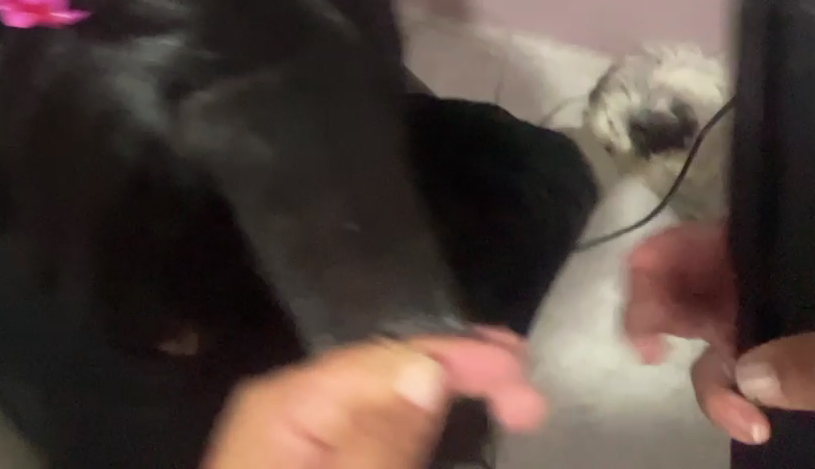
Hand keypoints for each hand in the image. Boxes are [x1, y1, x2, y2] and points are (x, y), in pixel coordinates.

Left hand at [203, 332, 545, 468]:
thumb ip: (378, 441)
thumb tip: (426, 370)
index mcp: (286, 402)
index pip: (382, 360)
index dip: (454, 357)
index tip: (520, 369)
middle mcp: (291, 409)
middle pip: (384, 376)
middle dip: (453, 375)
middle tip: (527, 394)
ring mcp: (299, 442)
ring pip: (381, 404)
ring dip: (439, 400)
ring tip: (501, 397)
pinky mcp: (311, 467)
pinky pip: (367, 437)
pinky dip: (411, 435)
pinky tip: (445, 429)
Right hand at [622, 222, 814, 468]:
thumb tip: (745, 371)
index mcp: (800, 270)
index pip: (720, 239)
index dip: (672, 246)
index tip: (644, 273)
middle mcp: (772, 297)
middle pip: (687, 279)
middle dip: (654, 298)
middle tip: (643, 335)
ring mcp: (767, 344)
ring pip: (691, 331)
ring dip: (686, 360)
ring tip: (721, 404)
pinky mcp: (768, 395)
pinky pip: (718, 385)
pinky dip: (718, 403)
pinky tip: (748, 427)